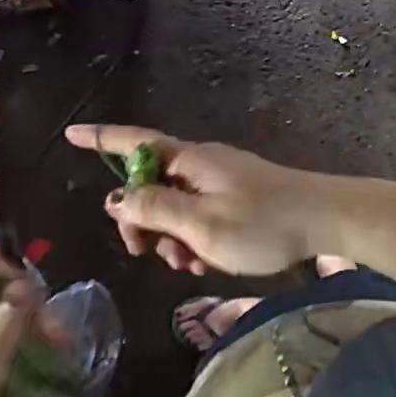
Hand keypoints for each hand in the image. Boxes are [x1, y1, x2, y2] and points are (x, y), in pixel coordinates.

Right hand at [66, 124, 321, 275]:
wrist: (323, 219)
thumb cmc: (261, 223)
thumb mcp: (201, 224)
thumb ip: (155, 211)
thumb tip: (116, 199)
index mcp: (190, 160)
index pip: (135, 143)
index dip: (101, 140)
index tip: (71, 133)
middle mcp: (201, 163)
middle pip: (151, 184)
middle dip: (141, 218)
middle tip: (146, 253)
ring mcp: (220, 179)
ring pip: (175, 205)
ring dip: (170, 236)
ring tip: (189, 263)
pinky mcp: (236, 196)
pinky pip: (199, 214)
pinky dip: (193, 237)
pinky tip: (206, 260)